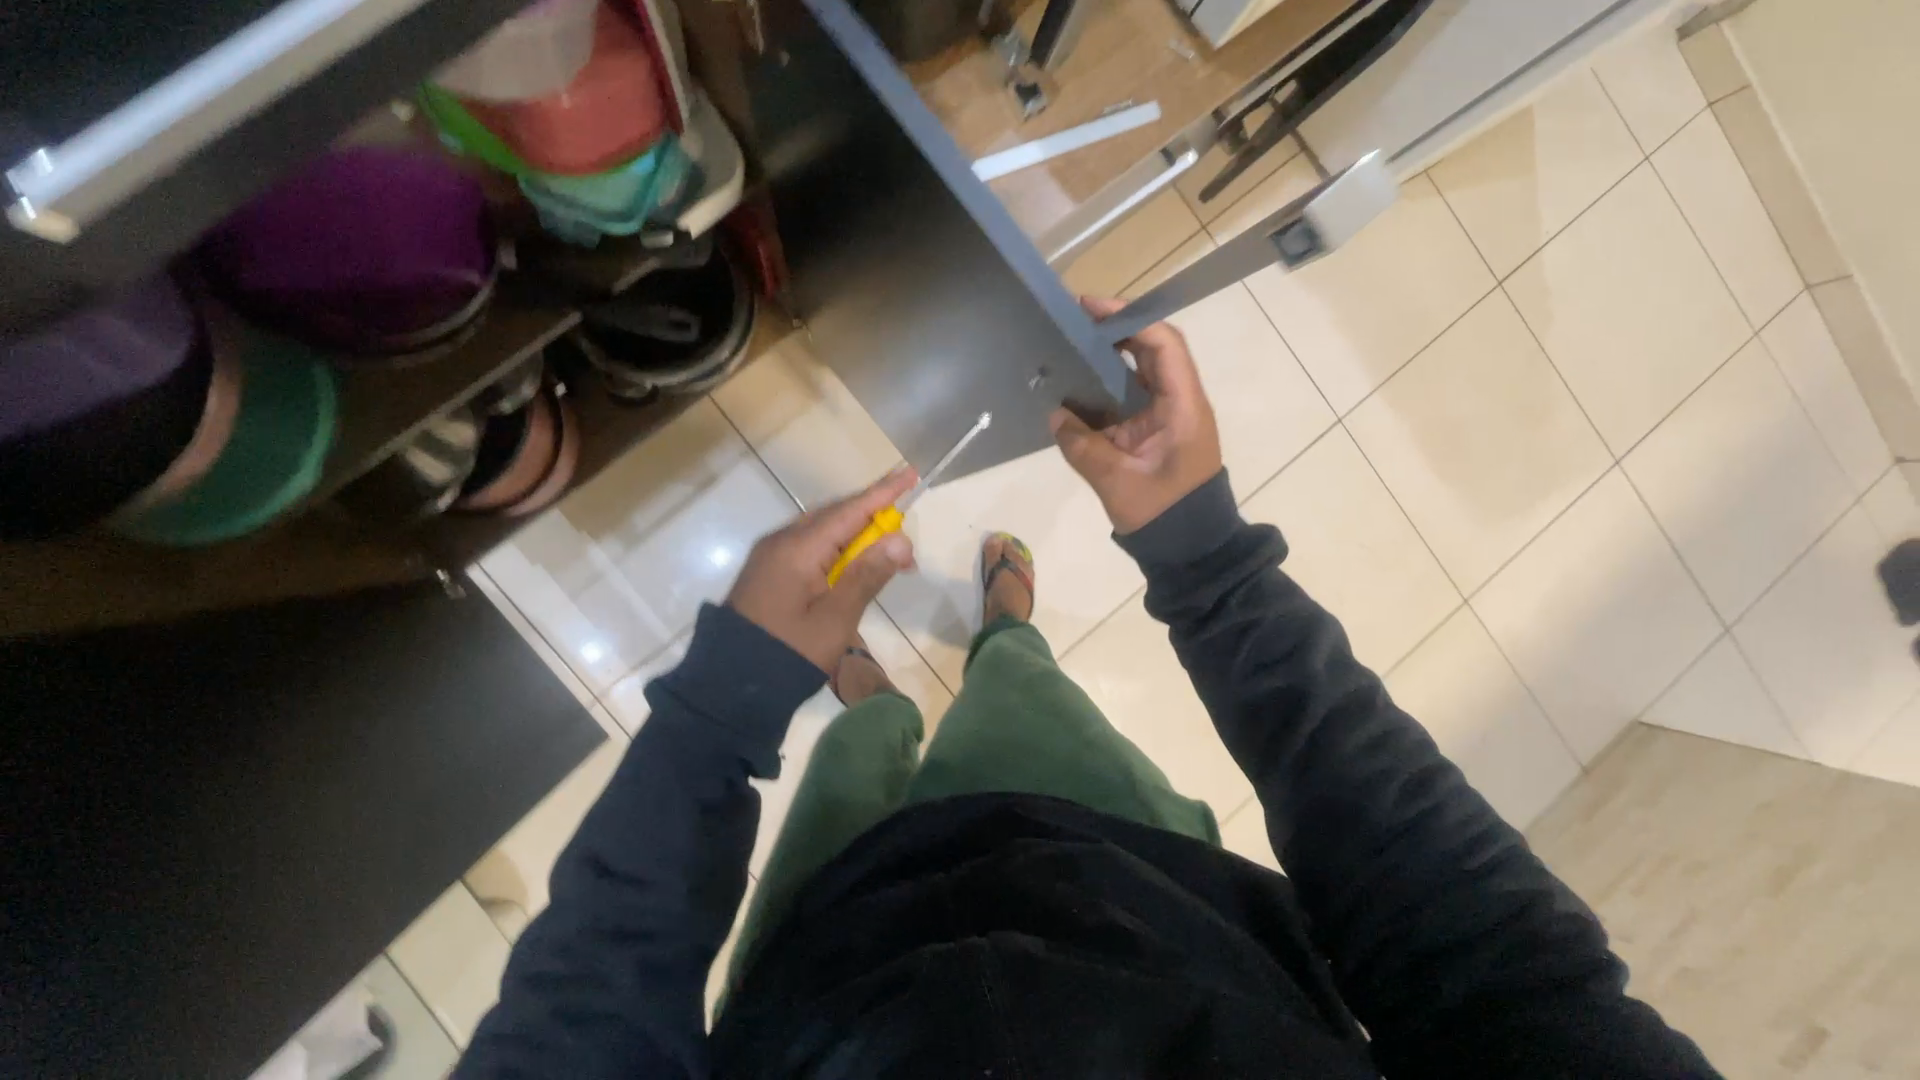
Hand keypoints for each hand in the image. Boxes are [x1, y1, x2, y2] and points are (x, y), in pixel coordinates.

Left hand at [725, 468, 918, 670]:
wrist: (730, 685)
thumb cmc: (789, 652)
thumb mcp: (835, 619)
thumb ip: (867, 576)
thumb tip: (900, 539)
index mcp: (798, 549)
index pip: (850, 511)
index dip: (883, 494)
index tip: (909, 474)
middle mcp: (782, 541)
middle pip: (834, 515)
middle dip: (872, 517)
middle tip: (905, 535)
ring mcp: (770, 556)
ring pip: (821, 530)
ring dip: (855, 535)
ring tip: (887, 552)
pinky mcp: (768, 572)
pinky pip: (808, 545)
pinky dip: (836, 548)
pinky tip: (852, 564)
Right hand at [1052, 297, 1222, 533]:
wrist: (1189, 548)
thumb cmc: (1162, 514)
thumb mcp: (1117, 481)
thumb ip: (1082, 446)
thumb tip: (1055, 415)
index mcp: (1182, 407)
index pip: (1163, 344)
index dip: (1129, 320)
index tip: (1090, 310)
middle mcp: (1179, 402)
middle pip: (1151, 350)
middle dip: (1113, 333)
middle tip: (1071, 324)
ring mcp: (1167, 417)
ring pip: (1139, 373)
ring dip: (1107, 359)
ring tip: (1067, 350)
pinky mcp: (1154, 432)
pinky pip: (1129, 399)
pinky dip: (1104, 389)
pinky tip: (1074, 389)